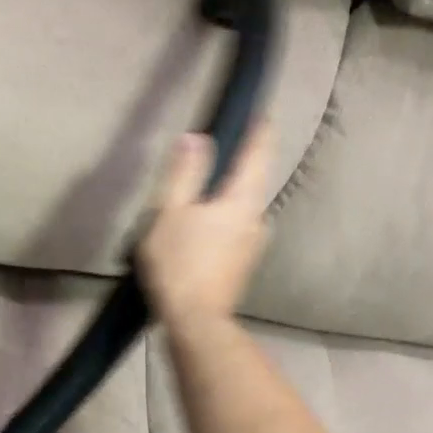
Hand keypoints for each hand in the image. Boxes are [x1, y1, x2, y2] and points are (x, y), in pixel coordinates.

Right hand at [136, 118, 275, 324]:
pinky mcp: (241, 267)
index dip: (259, 131)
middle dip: (235, 171)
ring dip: (222, 204)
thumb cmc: (180, 263)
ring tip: (197, 206)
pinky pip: (232, 235)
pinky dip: (217, 228)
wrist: (196, 320)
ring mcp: (253, 245)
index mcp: (242, 199)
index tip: (261, 112)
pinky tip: (197, 238)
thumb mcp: (170, 214)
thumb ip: (184, 175)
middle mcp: (257, 217)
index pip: (257, 153)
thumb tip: (196, 137)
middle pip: (249, 184)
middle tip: (217, 161)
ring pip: (239, 212)